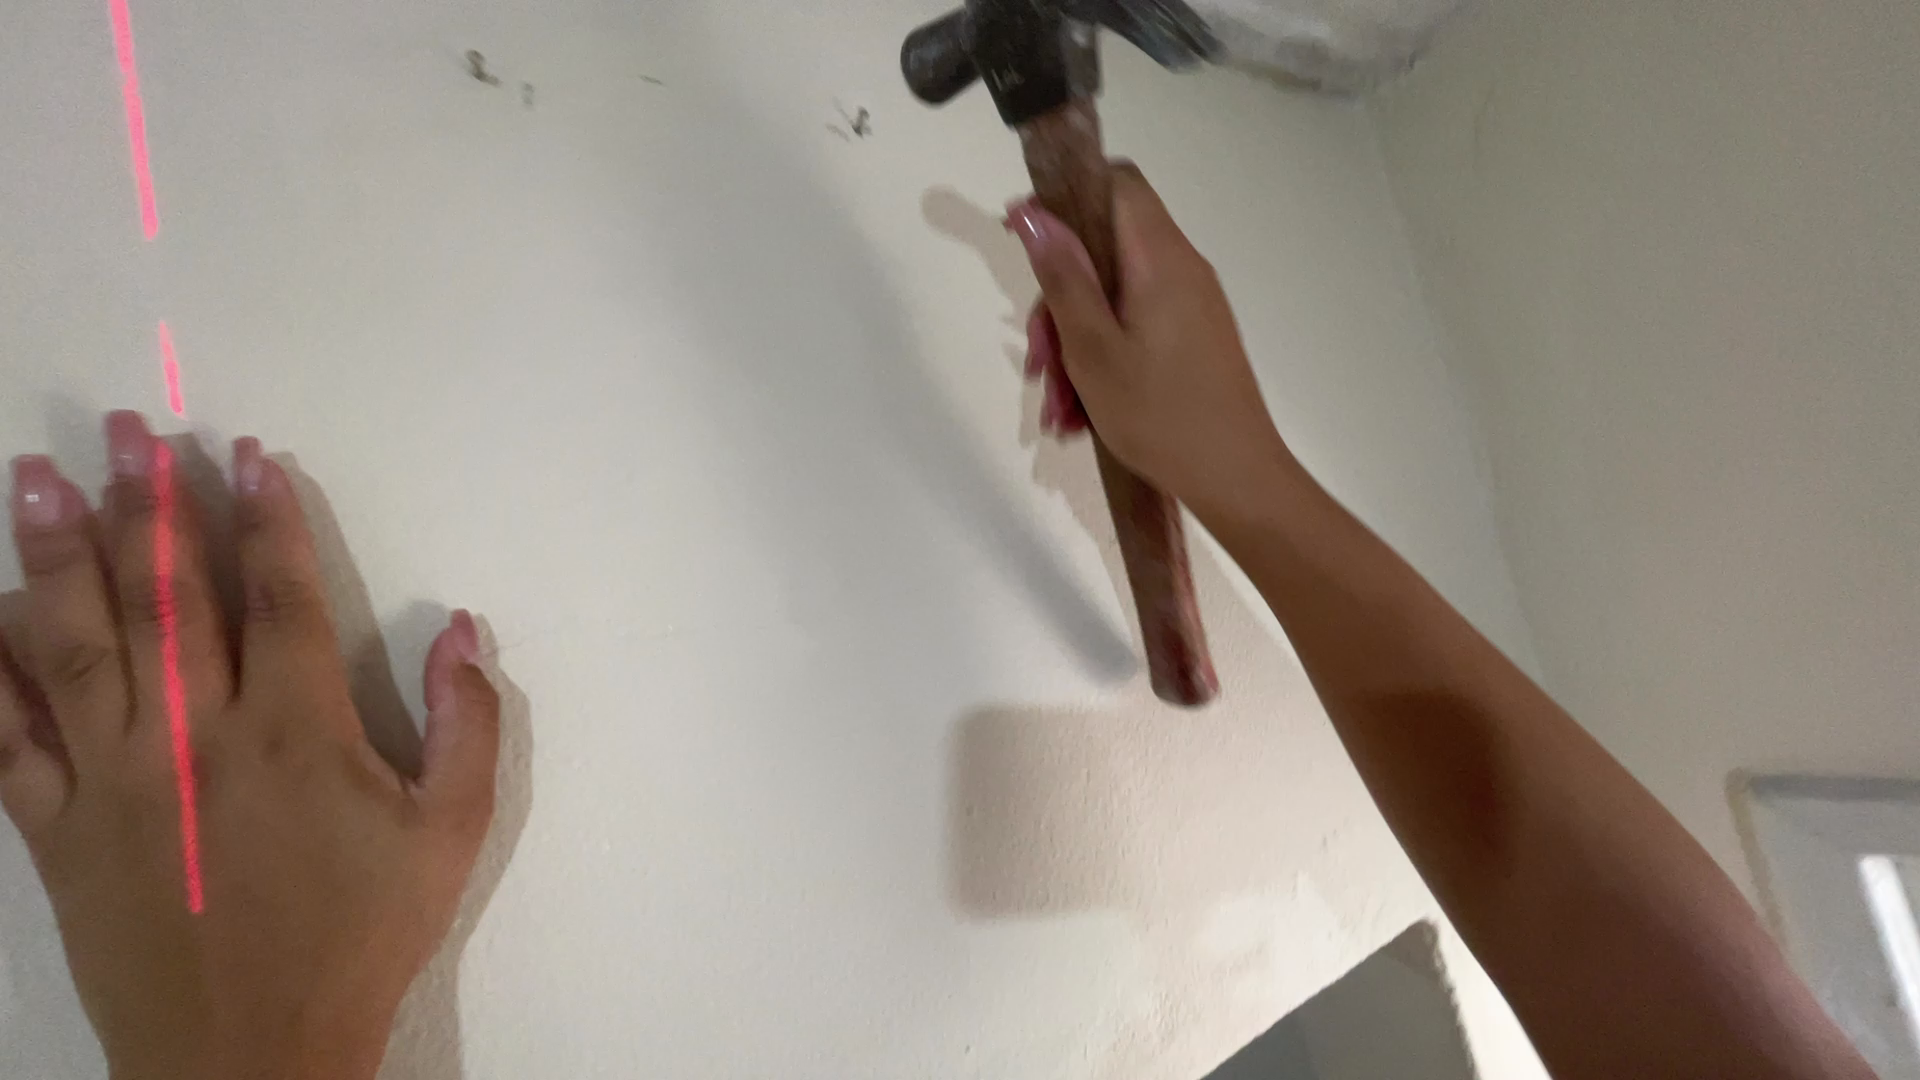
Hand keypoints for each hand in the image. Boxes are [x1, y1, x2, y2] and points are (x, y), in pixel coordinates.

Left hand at [1, 412, 500, 1079]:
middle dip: (150, 507)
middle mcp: (192, 739)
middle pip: (165, 601)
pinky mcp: (55, 830)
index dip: (266, 521)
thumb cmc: (373, 922)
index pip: (278, 599)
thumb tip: (463, 630)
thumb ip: (467, 720)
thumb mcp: (456, 823)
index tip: (251, 457)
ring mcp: (110, 783)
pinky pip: (4, 733)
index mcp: (294, 733)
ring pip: (68, 646)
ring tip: (37, 477)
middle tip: (131, 432)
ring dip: (52, 555)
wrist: (253, 1049)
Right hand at [1009, 163, 1294, 519]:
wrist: (1234, 478)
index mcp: (1159, 259)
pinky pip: (1133, 334)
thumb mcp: (1093, 350)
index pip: (1114, 184)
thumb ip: (1063, 278)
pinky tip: (1082, 418)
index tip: (1020, 239)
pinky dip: (1101, 365)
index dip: (1062, 199)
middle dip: (1058, 308)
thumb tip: (1034, 212)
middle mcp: (1179, 271)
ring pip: (1112, 304)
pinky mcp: (1191, 342)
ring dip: (1074, 352)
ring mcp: (1188, 308)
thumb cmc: (1159, 415)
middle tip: (1038, 369)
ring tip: (1058, 414)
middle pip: (1103, 256)